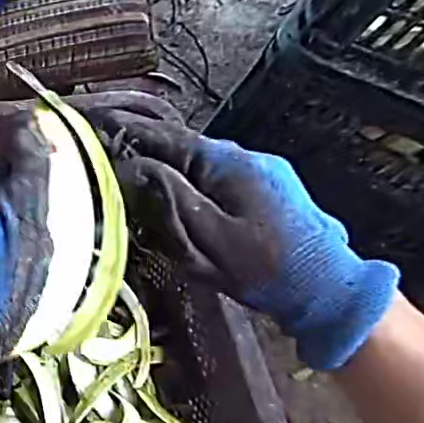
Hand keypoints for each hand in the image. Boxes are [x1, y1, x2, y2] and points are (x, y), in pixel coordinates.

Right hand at [101, 109, 398, 370]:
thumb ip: (168, 197)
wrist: (328, 291)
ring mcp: (261, 171)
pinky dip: (187, 179)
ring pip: (198, 162)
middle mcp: (245, 157)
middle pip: (182, 147)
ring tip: (132, 176)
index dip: (128, 134)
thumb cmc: (262, 268)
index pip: (166, 137)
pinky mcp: (267, 189)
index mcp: (228, 163)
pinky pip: (214, 176)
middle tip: (106, 158)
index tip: (95, 130)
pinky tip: (175, 195)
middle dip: (144, 150)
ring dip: (166, 167)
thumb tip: (132, 165)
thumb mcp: (205, 237)